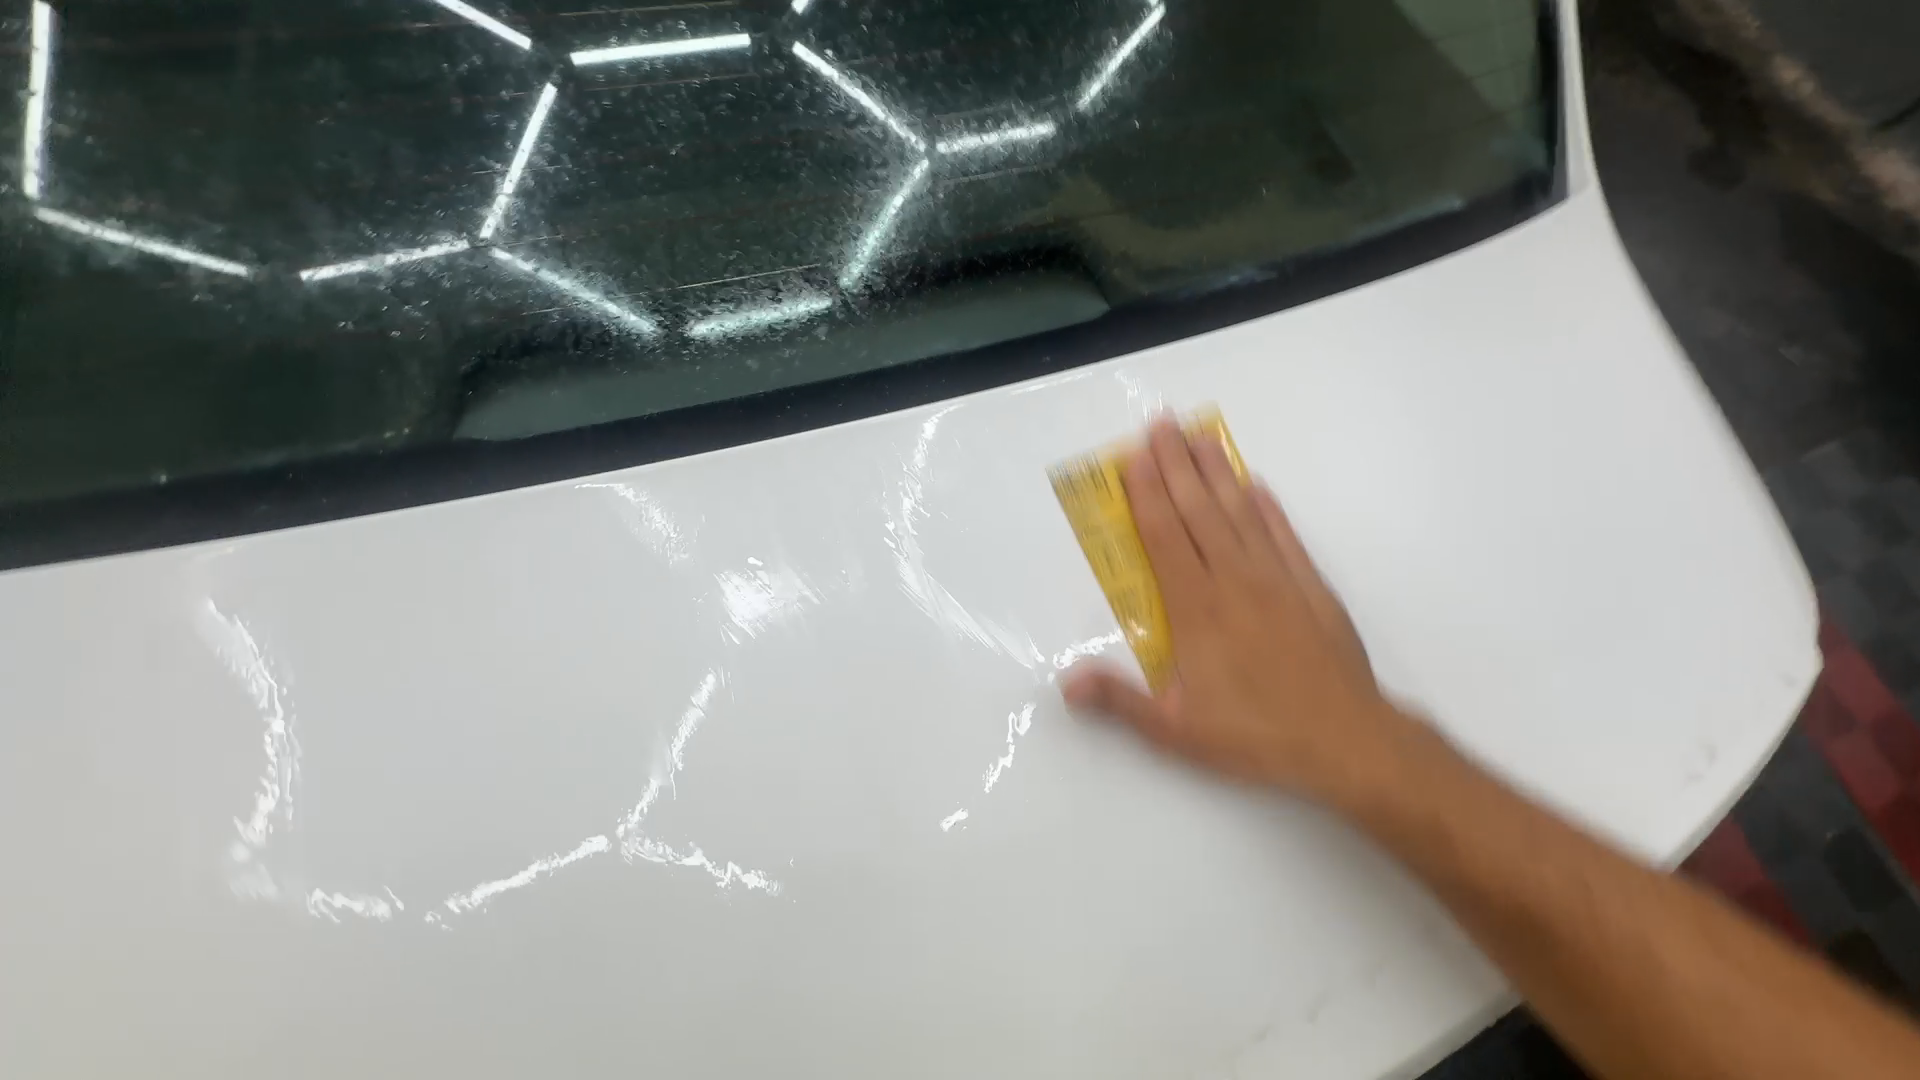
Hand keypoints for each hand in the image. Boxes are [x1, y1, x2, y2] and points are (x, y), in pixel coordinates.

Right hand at [1062, 418, 1418, 805]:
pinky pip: (1285, 536)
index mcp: (1196, 608)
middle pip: (1199, 511)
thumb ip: (1120, 701)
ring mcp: (1277, 580)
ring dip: (1218, 472)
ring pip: (1240, 513)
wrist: (1346, 741)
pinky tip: (1257, 486)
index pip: (1164, 536)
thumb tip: (1067, 683)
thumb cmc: (1254, 735)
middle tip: (1162, 422)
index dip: (1146, 494)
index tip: (1134, 457)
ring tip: (1202, 436)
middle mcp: (1234, 581)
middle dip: (1176, 464)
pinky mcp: (1312, 589)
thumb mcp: (1175, 731)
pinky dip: (1269, 508)